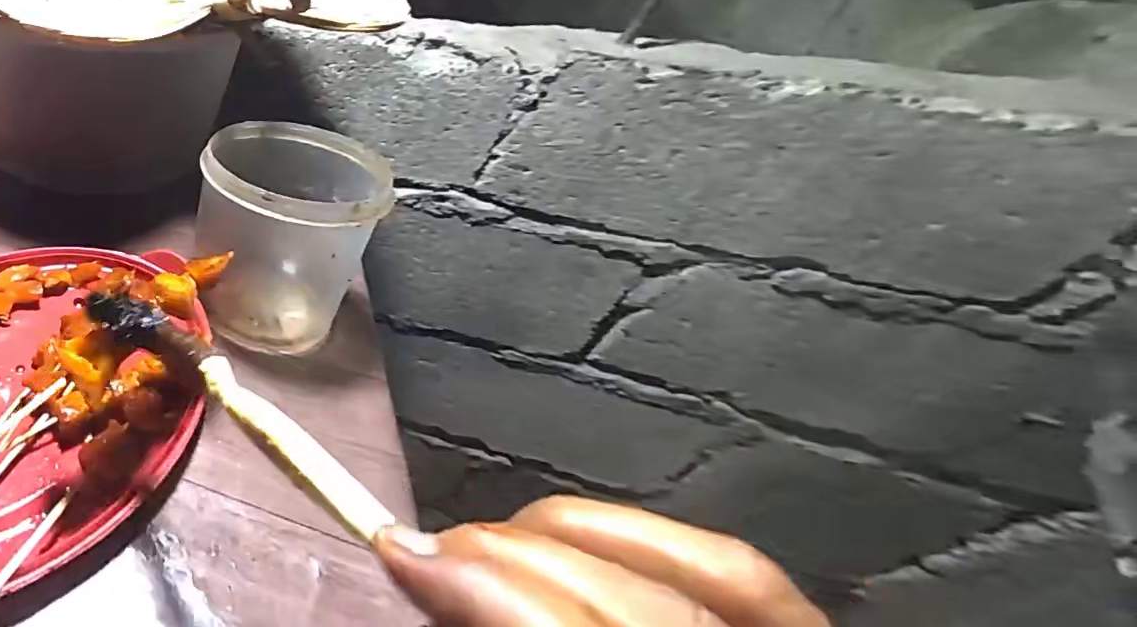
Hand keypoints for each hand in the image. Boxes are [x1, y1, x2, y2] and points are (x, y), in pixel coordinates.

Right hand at [374, 496, 830, 626]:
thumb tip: (433, 606)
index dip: (483, 589)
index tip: (399, 551)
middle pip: (622, 611)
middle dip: (501, 558)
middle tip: (427, 551)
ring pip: (679, 577)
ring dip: (553, 534)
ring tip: (484, 540)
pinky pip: (737, 573)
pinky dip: (637, 530)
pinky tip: (568, 524)